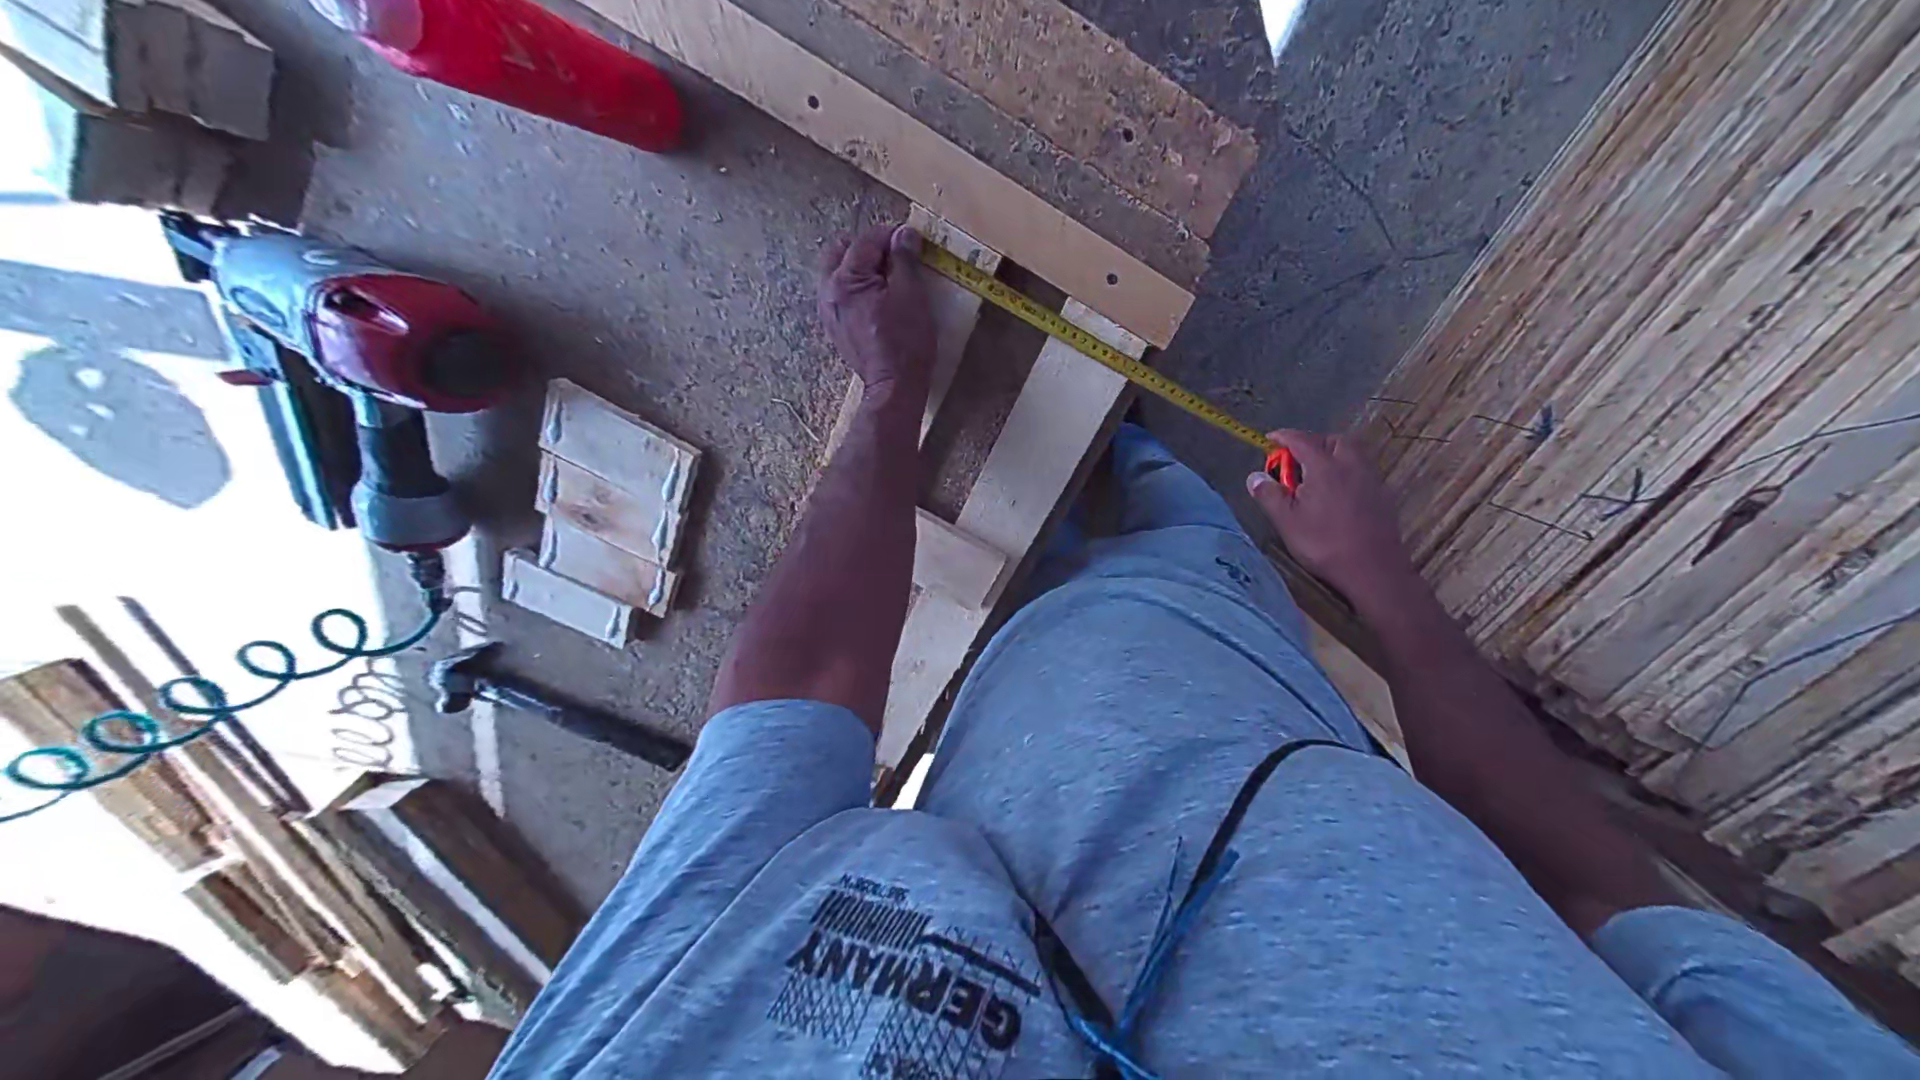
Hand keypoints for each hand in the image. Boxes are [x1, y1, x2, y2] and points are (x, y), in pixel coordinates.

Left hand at [818, 225, 936, 399]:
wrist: (894, 386)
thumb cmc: (906, 341)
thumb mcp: (912, 294)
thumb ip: (905, 259)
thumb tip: (904, 233)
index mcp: (845, 280)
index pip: (866, 241)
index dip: (891, 235)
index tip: (911, 240)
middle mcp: (828, 292)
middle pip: (840, 251)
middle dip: (867, 247)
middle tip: (894, 258)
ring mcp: (828, 312)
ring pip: (837, 273)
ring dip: (859, 267)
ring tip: (886, 279)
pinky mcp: (834, 328)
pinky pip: (840, 295)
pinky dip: (855, 289)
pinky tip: (876, 299)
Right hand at [1245, 429, 1417, 609]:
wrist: (1372, 569)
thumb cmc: (1323, 543)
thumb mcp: (1286, 521)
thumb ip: (1269, 495)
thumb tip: (1254, 477)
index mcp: (1324, 467)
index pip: (1301, 440)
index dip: (1283, 437)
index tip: (1270, 439)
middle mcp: (1350, 465)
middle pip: (1332, 440)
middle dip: (1312, 442)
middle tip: (1295, 460)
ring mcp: (1370, 479)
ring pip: (1351, 453)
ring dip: (1331, 454)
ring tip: (1315, 474)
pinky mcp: (1381, 495)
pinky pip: (1361, 470)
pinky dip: (1345, 470)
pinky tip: (1335, 492)